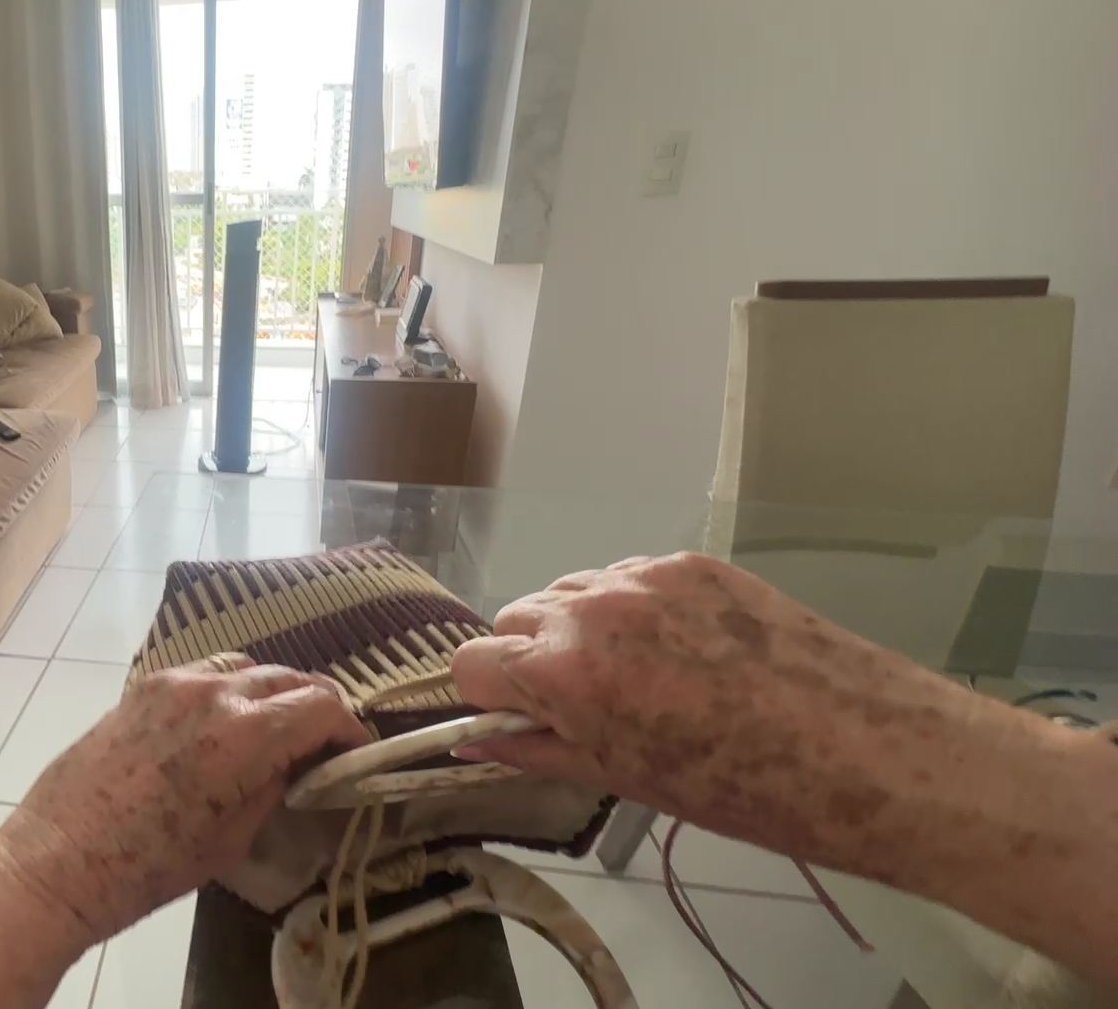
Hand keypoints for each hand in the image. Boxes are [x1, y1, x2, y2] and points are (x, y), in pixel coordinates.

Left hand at [0, 655, 368, 944]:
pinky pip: (207, 671)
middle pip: (290, 678)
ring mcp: (178, 680)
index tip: (356, 751)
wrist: (60, 853)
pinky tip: (226, 718)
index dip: (351, 728)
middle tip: (325, 739)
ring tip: (277, 725)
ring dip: (275, 691)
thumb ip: (272, 785)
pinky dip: (232, 687)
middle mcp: (216, 690)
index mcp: (245, 733)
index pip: (322, 707)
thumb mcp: (231, 837)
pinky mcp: (148, 683)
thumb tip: (298, 761)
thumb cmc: (149, 864)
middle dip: (318, 705)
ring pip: (249, 666)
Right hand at [447, 552, 1053, 872]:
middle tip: (582, 696)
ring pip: (563, 592)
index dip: (488, 694)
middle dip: (527, 656)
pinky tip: (679, 644)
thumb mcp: (621, 779)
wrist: (882, 757)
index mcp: (561, 672)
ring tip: (635, 667)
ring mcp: (636, 577)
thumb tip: (470, 745)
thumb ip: (533, 750)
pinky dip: (626, 607)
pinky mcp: (683, 561)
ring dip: (573, 628)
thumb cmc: (742, 790)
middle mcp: (584, 611)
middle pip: (510, 618)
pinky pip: (620, 577)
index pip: (469, 662)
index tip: (522, 715)